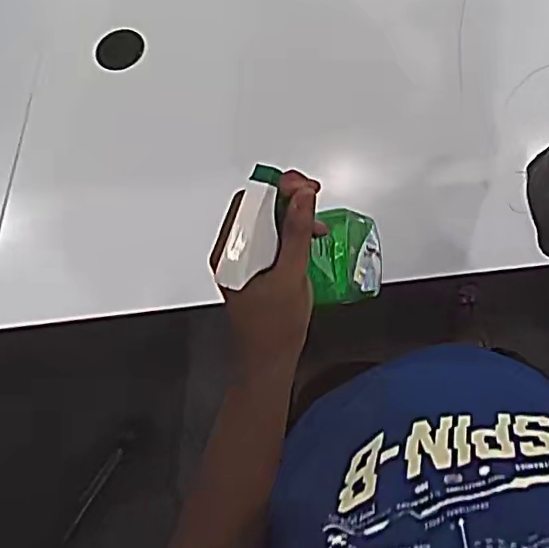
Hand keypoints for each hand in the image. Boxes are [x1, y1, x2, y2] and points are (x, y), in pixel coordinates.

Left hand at [218, 170, 325, 374]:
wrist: (268, 360)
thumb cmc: (276, 325)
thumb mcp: (291, 274)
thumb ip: (297, 232)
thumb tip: (303, 196)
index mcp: (232, 252)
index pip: (250, 201)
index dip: (279, 187)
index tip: (306, 187)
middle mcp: (232, 250)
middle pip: (257, 205)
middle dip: (288, 195)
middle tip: (314, 195)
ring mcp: (243, 257)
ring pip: (266, 218)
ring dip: (293, 212)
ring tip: (316, 222)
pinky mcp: (255, 264)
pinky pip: (272, 234)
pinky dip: (292, 228)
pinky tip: (310, 236)